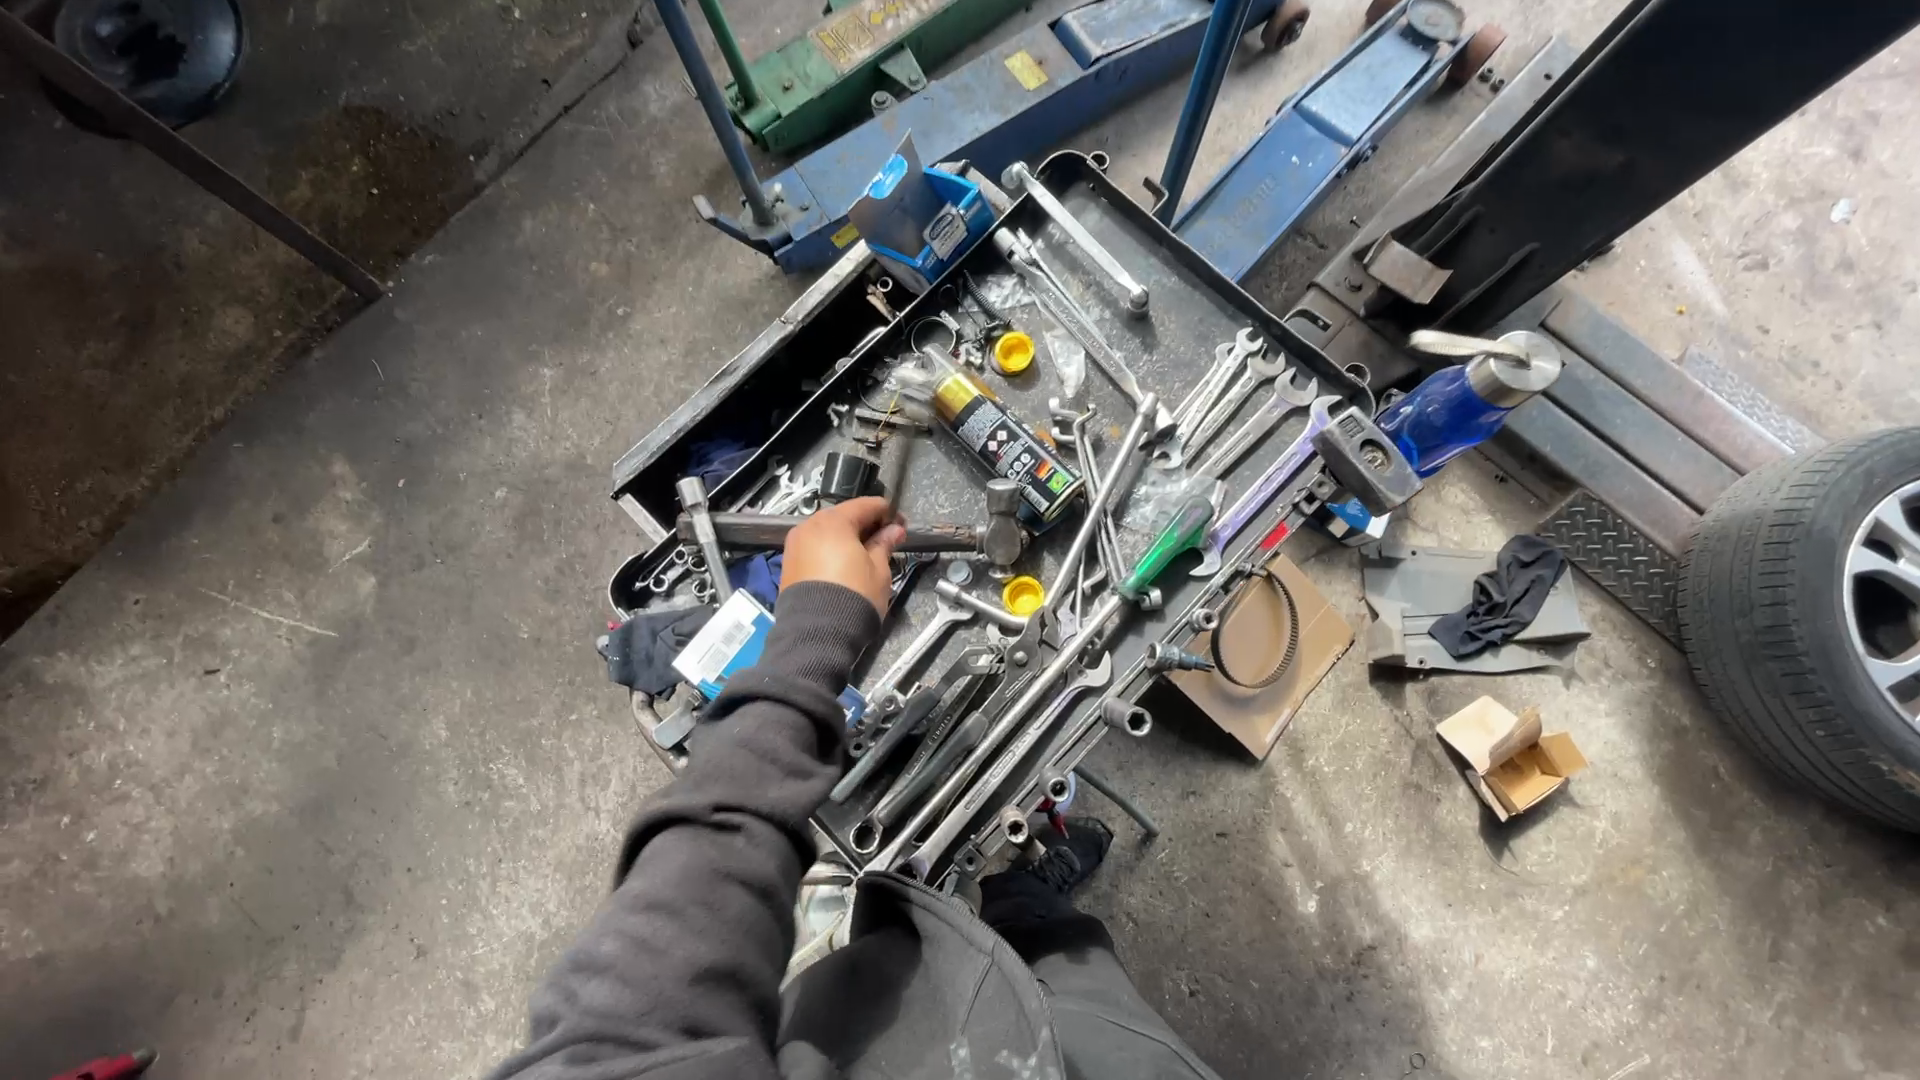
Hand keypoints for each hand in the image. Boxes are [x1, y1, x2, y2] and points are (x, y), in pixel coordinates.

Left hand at [781, 497, 906, 615]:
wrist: (817, 633)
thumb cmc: (854, 597)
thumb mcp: (878, 570)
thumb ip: (885, 544)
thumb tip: (894, 531)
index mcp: (834, 521)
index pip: (866, 505)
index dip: (887, 513)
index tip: (900, 524)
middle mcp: (810, 526)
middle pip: (843, 516)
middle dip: (865, 526)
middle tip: (885, 541)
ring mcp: (795, 545)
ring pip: (827, 533)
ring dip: (846, 539)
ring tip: (866, 556)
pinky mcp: (789, 564)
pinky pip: (814, 548)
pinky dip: (830, 551)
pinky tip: (844, 566)